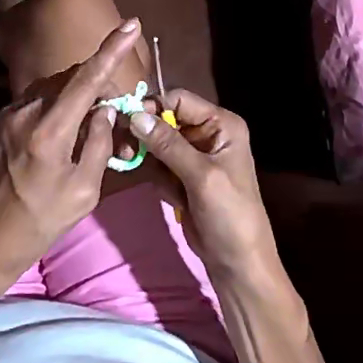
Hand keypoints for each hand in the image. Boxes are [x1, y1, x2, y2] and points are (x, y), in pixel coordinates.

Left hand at [0, 20, 140, 314]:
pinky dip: (59, 106)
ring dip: (77, 96)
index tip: (130, 24)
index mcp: (49, 130)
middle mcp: (26, 111)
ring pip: (54, 88)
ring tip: (94, 121)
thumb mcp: (83, 192)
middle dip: (97, 80)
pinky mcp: (1, 121)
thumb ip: (98, 143)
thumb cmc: (38, 223)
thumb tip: (105, 110)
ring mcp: (9, 113)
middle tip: (118, 100)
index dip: (111, 49)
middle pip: (70, 79)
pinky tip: (68, 130)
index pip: (87, 79)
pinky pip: (39, 100)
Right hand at [127, 90, 280, 279]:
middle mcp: (208, 133)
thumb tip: (135, 115)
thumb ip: (168, 144)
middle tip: (124, 150)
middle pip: (164, 119)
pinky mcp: (182, 176)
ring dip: (146, 157)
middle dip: (145, 134)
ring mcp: (194, 156)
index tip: (128, 122)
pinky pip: (158, 164)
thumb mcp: (200, 176)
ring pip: (157, 142)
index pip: (179, 100)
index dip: (153, 107)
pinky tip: (167, 194)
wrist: (237, 262)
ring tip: (140, 171)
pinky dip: (155, 175)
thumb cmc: (229, 214)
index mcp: (222, 124)